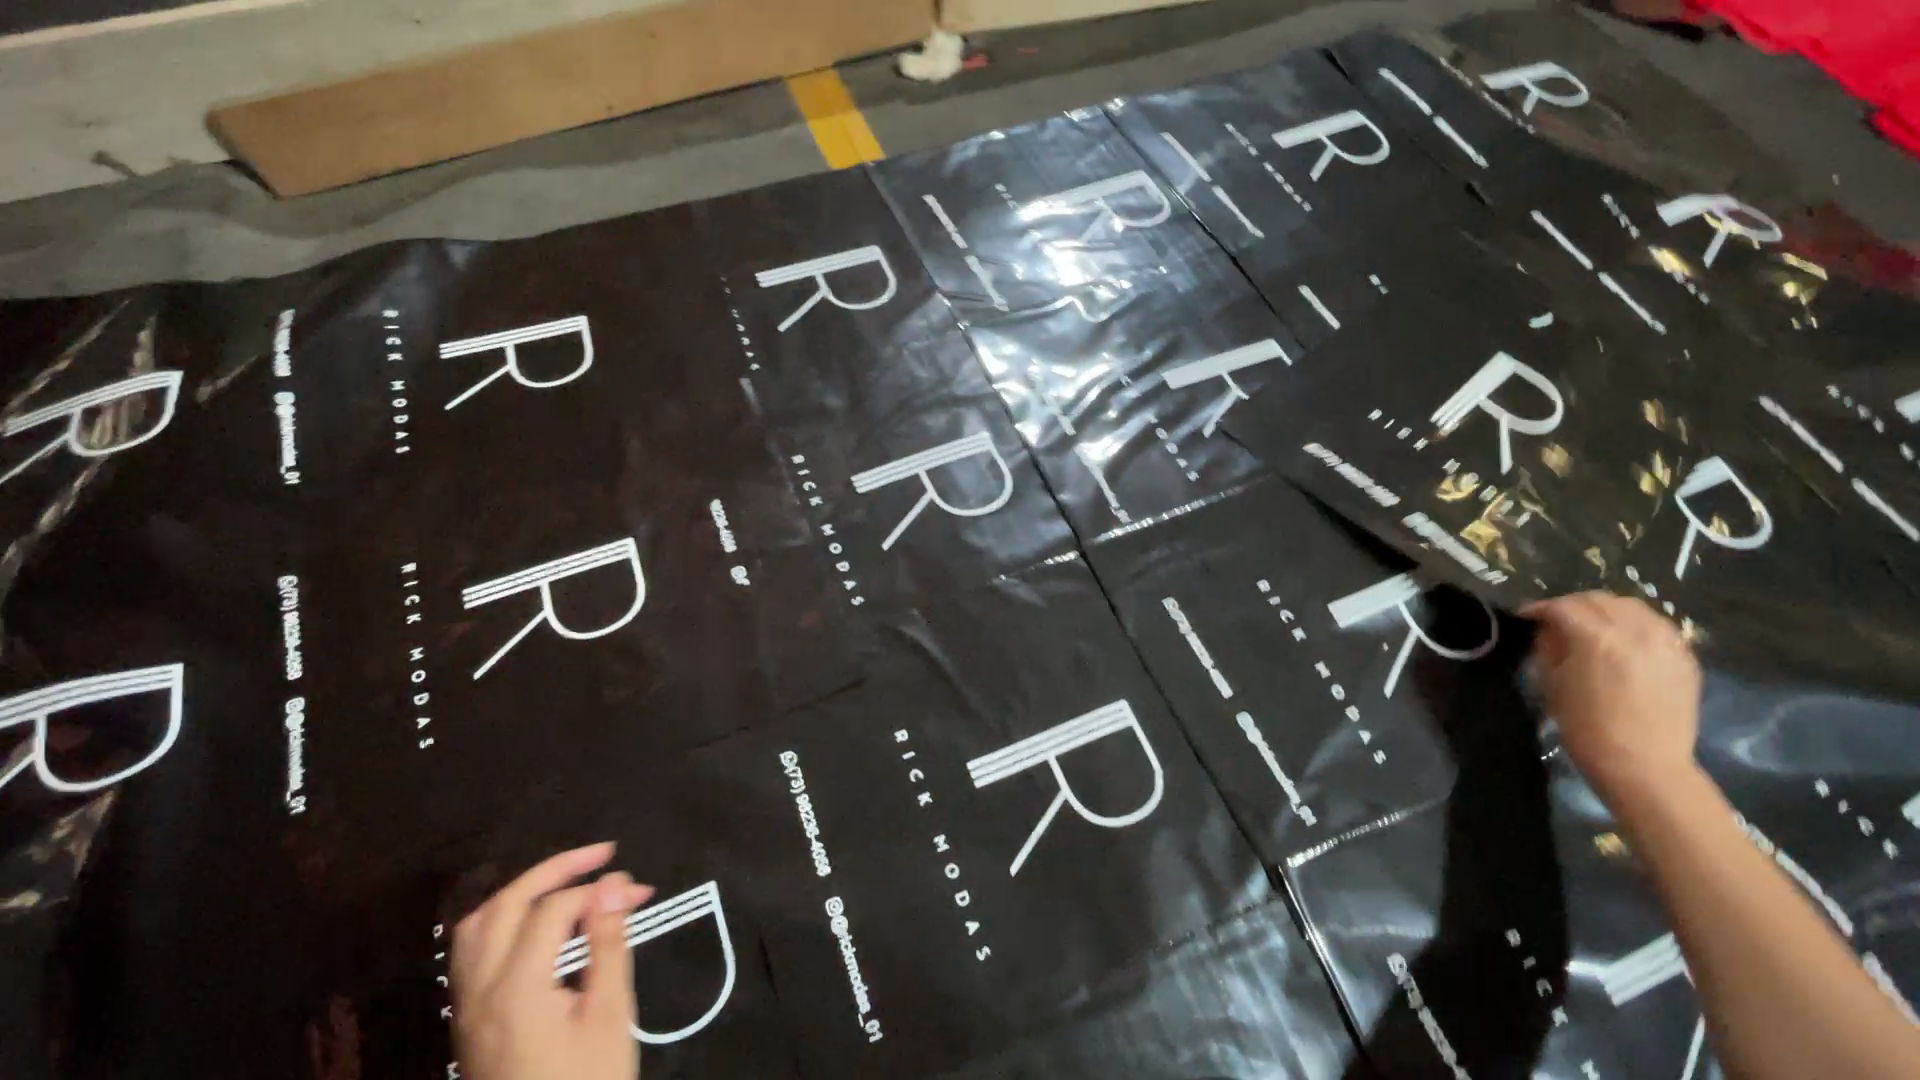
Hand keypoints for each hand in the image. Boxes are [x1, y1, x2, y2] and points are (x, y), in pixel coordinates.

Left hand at [452, 842, 654, 1079]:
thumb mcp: (610, 1015)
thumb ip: (607, 944)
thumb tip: (612, 884)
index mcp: (517, 986)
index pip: (553, 911)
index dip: (598, 891)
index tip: (639, 891)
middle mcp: (480, 987)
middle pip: (507, 903)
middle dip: (555, 869)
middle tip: (600, 854)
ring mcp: (466, 1005)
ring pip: (478, 924)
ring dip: (520, 891)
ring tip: (564, 880)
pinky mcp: (466, 1020)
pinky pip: (470, 950)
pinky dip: (501, 920)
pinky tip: (531, 923)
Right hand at [1525, 591, 1702, 805]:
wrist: (1643, 764)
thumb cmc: (1586, 727)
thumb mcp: (1552, 685)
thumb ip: (1549, 649)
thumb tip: (1550, 631)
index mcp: (1597, 638)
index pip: (1563, 607)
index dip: (1540, 608)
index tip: (1526, 616)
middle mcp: (1636, 631)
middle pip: (1600, 600)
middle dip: (1573, 604)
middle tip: (1557, 619)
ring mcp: (1666, 643)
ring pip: (1633, 607)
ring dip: (1607, 610)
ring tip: (1593, 625)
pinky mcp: (1685, 658)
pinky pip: (1658, 626)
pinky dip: (1636, 624)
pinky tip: (1625, 640)